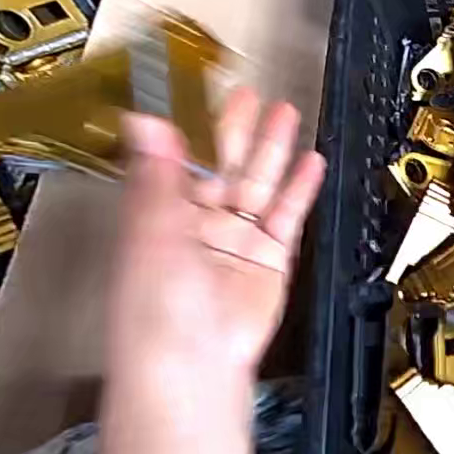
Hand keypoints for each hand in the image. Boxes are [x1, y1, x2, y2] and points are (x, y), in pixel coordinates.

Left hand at [108, 88, 324, 412]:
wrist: (195, 361)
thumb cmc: (157, 310)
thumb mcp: (152, 230)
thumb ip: (158, 174)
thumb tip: (143, 123)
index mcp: (162, 213)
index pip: (182, 157)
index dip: (194, 124)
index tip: (201, 92)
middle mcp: (200, 223)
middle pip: (226, 165)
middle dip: (241, 129)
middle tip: (253, 96)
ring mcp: (237, 239)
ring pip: (260, 184)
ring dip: (274, 150)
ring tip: (287, 115)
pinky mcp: (270, 257)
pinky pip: (287, 215)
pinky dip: (301, 189)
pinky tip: (310, 164)